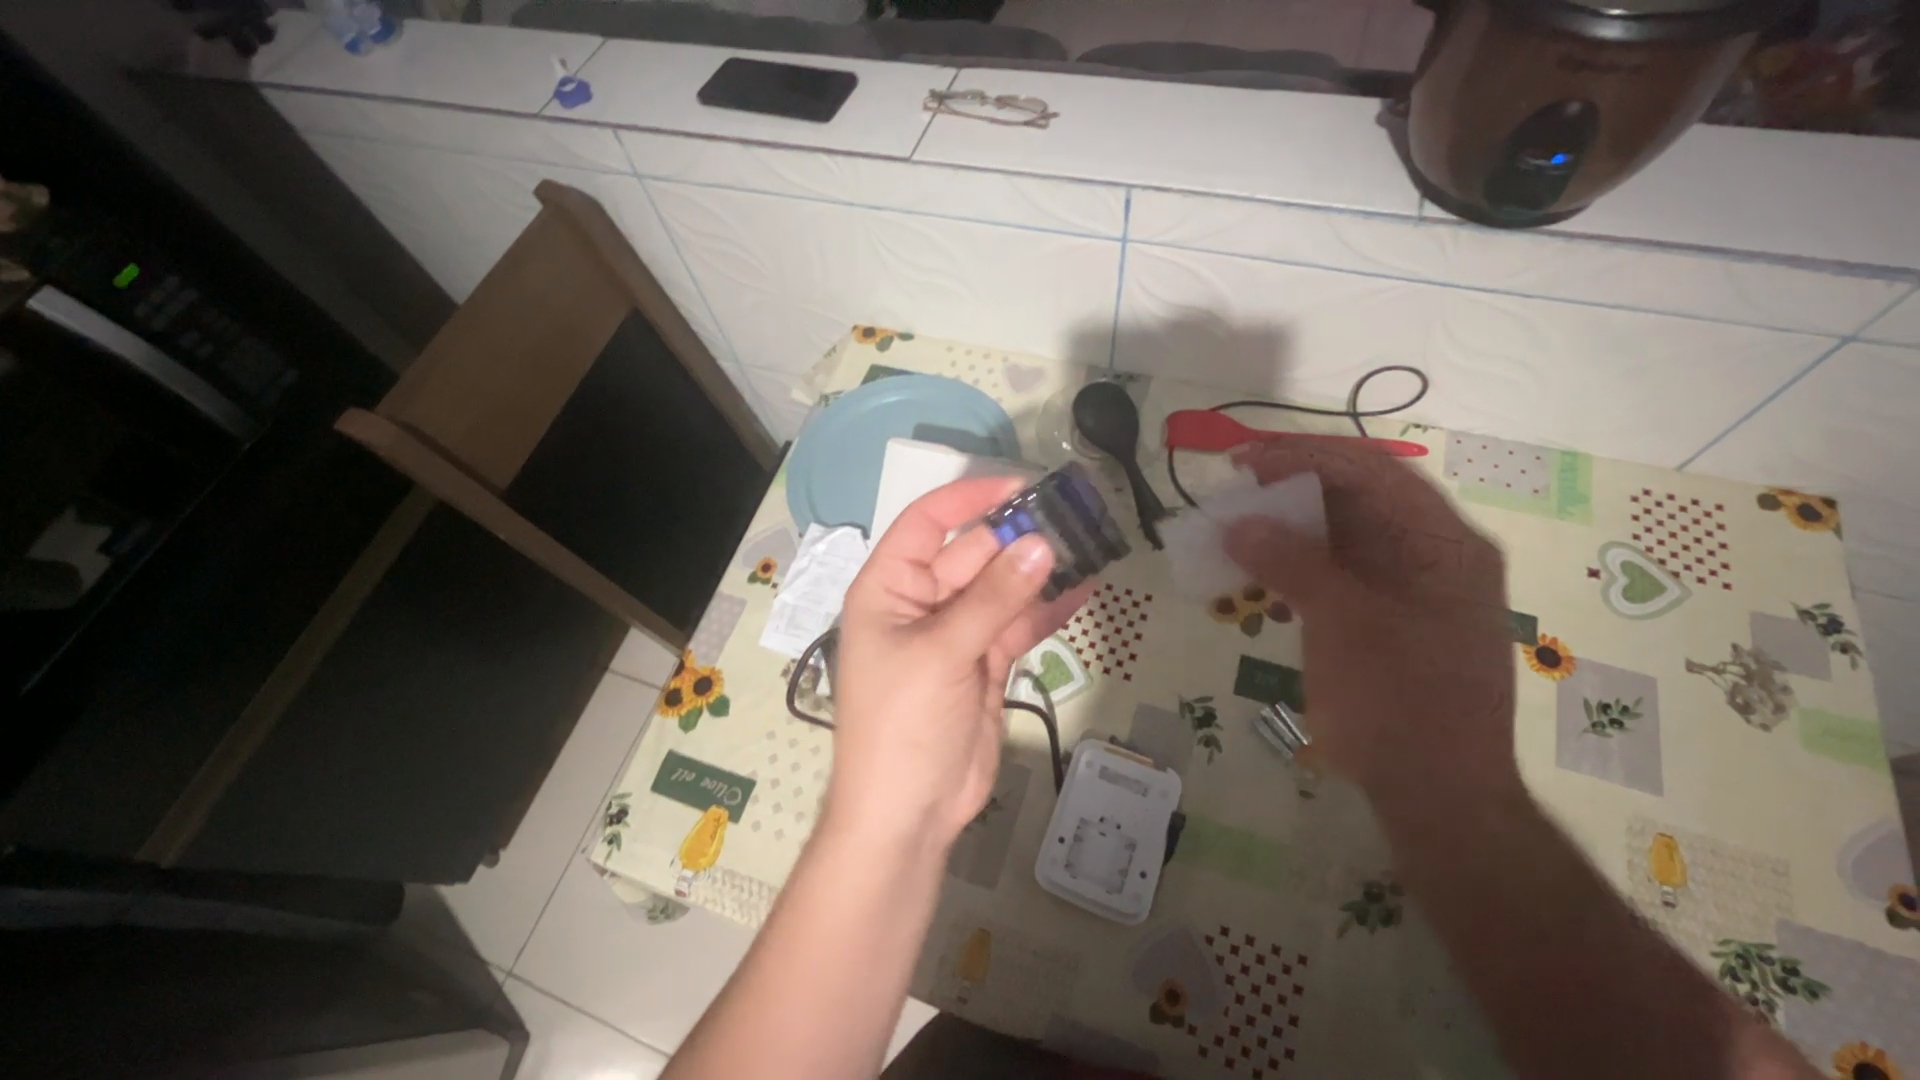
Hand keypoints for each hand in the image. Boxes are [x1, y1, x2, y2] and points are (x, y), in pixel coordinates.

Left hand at [825, 477, 1090, 848]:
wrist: (908, 812)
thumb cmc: (903, 723)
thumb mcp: (942, 653)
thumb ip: (994, 598)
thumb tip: (1041, 544)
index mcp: (889, 588)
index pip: (926, 523)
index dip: (968, 499)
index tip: (1021, 486)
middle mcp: (921, 602)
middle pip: (973, 554)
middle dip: (1019, 536)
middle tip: (1076, 516)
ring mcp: (956, 634)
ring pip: (1002, 588)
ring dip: (1039, 569)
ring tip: (1090, 543)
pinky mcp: (984, 663)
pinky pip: (1017, 624)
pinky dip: (1046, 609)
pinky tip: (1085, 589)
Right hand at [1224, 440, 1516, 801]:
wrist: (1436, 794)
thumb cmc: (1400, 704)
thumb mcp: (1344, 625)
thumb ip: (1293, 565)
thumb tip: (1239, 524)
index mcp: (1444, 545)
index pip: (1374, 473)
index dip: (1307, 457)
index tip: (1246, 461)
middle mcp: (1433, 556)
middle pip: (1361, 500)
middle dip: (1295, 490)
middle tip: (1237, 489)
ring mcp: (1410, 591)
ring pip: (1345, 538)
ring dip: (1291, 529)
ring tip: (1238, 527)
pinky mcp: (1385, 621)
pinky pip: (1337, 576)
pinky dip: (1296, 568)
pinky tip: (1259, 573)